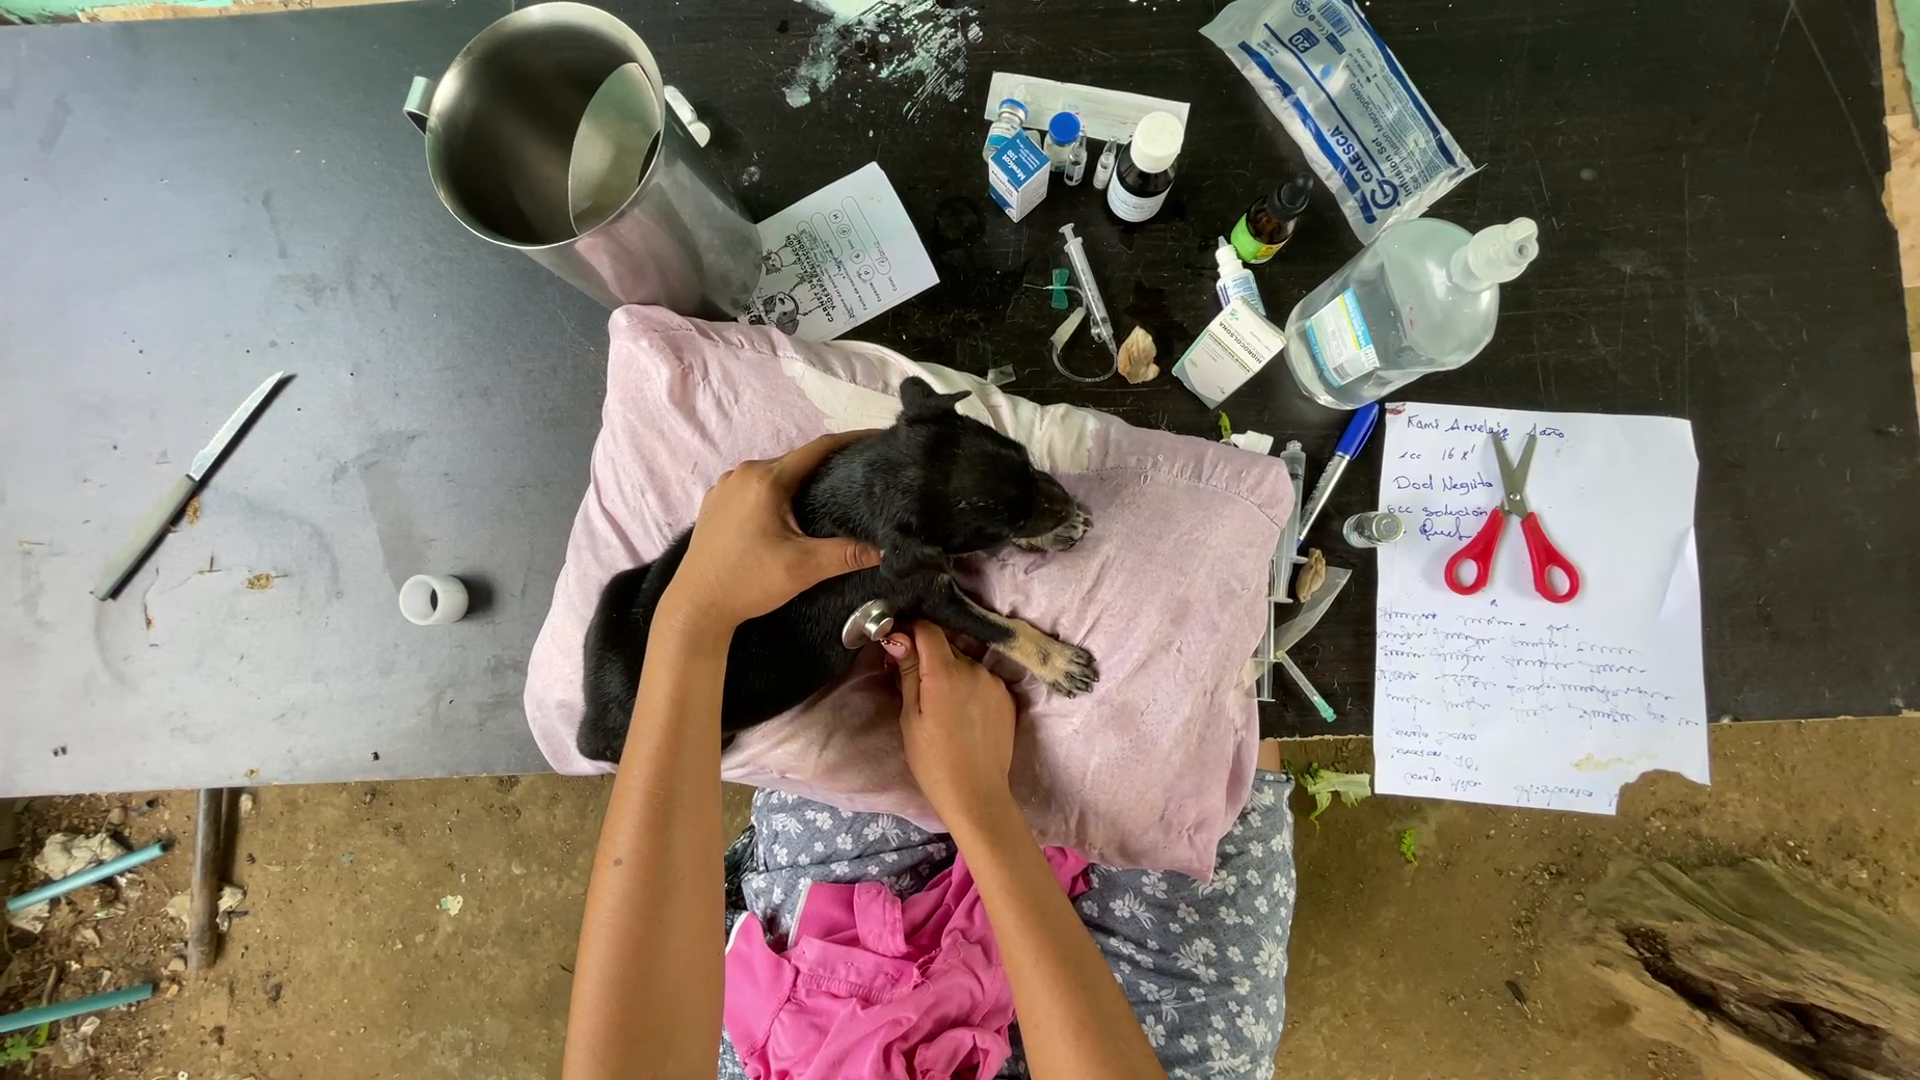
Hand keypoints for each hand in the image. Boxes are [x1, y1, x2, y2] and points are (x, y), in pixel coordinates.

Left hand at [658, 431, 882, 634]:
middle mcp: (743, 473)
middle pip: (796, 461)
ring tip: (833, 494)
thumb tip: (883, 549)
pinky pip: (756, 487)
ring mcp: (725, 486)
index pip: (818, 449)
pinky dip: (779, 493)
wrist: (695, 606)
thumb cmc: (748, 581)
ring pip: (776, 475)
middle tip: (861, 476)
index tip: (877, 439)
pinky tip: (793, 511)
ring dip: (803, 481)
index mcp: (766, 479)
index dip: (851, 442)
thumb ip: (846, 554)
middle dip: (829, 466)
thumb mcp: (803, 568)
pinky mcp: (716, 503)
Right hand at [883, 623, 1017, 823]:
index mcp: (945, 672)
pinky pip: (982, 679)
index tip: (900, 646)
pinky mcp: (1007, 696)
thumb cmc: (933, 761)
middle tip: (916, 681)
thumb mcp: (910, 717)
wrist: (976, 793)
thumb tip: (898, 637)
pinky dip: (970, 686)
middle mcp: (974, 669)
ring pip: (966, 663)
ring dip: (952, 672)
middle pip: (948, 646)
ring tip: (942, 704)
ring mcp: (995, 682)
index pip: (929, 630)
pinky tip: (963, 712)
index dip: (912, 632)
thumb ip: (908, 672)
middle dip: (930, 656)